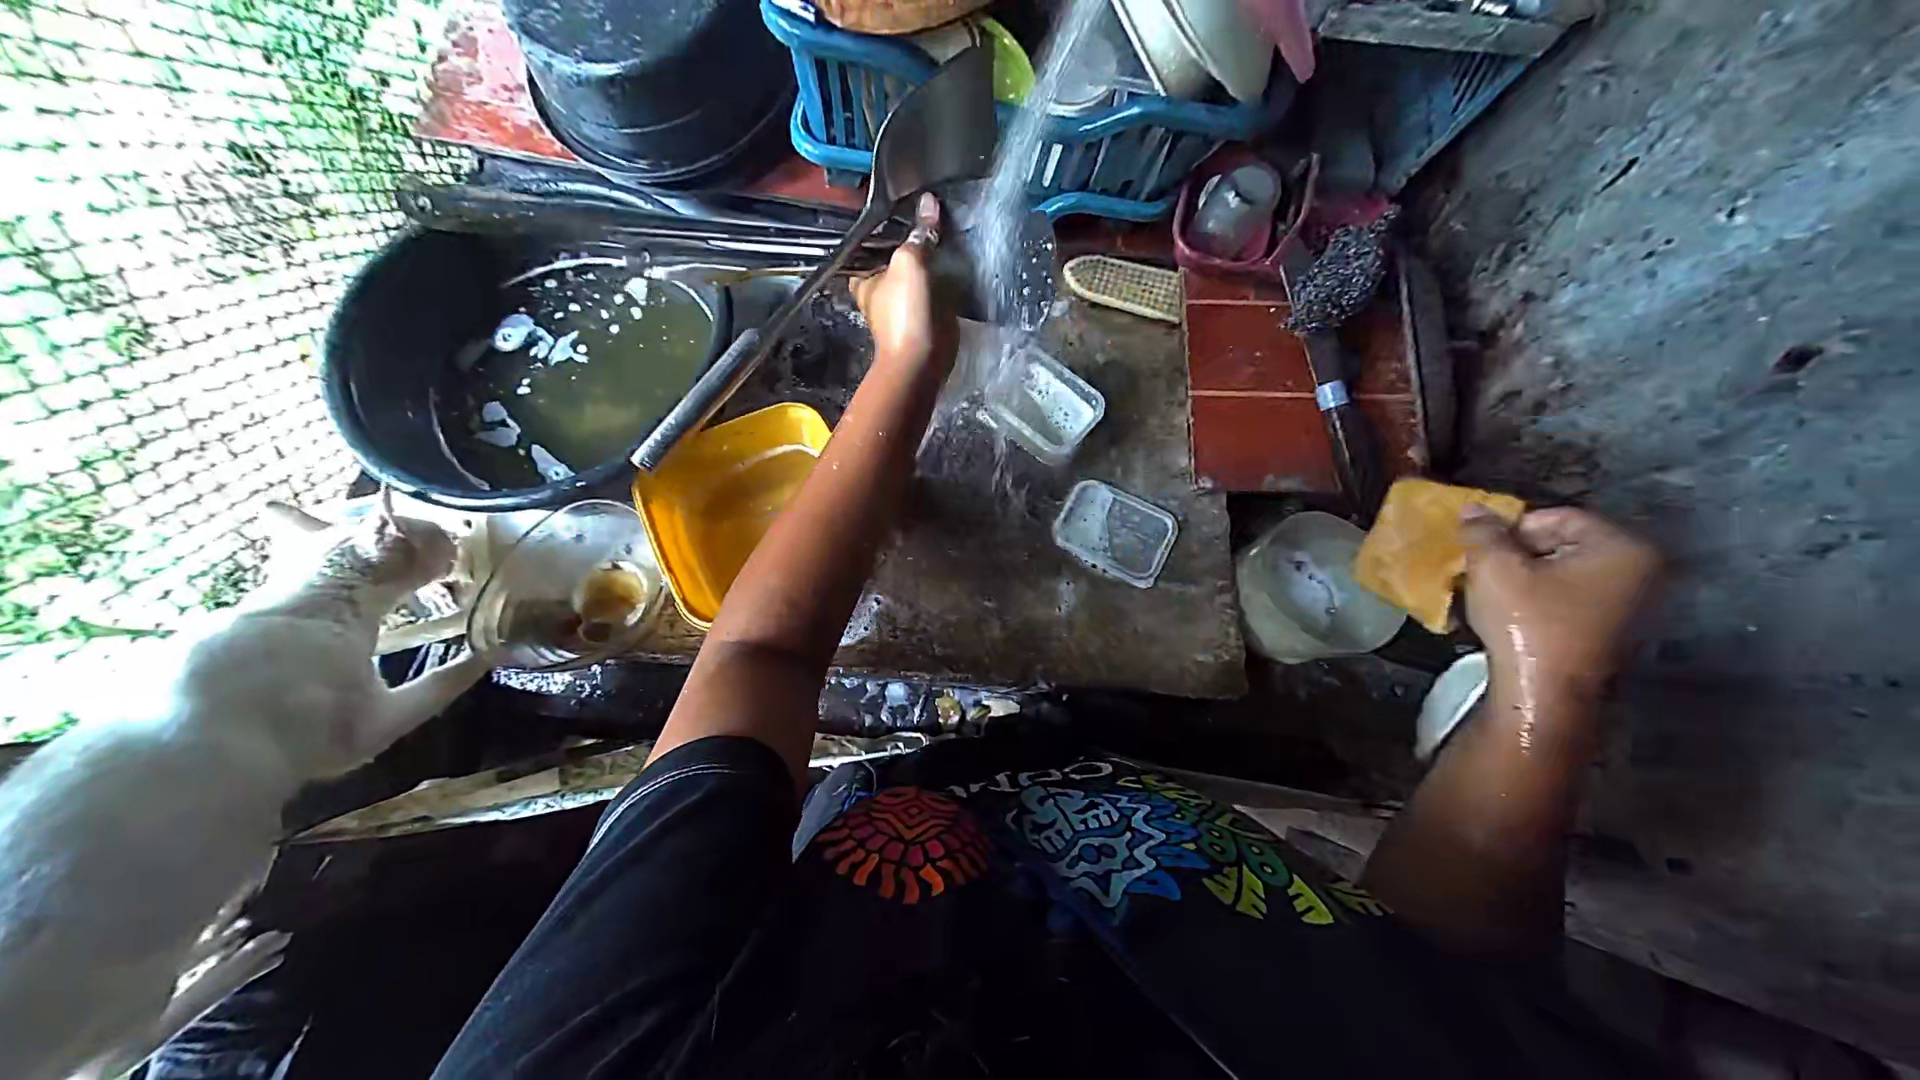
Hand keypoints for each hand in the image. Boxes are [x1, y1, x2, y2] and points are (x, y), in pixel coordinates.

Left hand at [851, 193, 952, 370]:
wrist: (921, 360)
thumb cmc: (904, 312)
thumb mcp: (909, 263)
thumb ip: (918, 234)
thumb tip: (930, 202)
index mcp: (864, 274)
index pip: (873, 237)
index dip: (888, 219)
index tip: (907, 197)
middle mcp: (882, 285)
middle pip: (898, 249)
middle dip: (913, 233)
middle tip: (934, 206)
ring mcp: (905, 299)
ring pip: (919, 265)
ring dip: (932, 251)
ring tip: (949, 223)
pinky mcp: (927, 310)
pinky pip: (936, 282)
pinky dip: (945, 270)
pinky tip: (957, 253)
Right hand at [1460, 505, 1660, 692]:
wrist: (1547, 692)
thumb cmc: (1528, 622)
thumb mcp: (1494, 568)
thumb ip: (1483, 531)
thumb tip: (1474, 508)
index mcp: (1625, 547)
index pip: (1556, 517)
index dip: (1512, 531)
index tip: (1486, 555)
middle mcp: (1645, 570)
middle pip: (1565, 543)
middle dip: (1521, 554)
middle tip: (1488, 574)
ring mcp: (1637, 603)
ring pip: (1567, 571)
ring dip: (1529, 577)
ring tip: (1499, 595)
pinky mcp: (1619, 629)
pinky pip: (1575, 597)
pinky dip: (1544, 598)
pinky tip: (1519, 615)